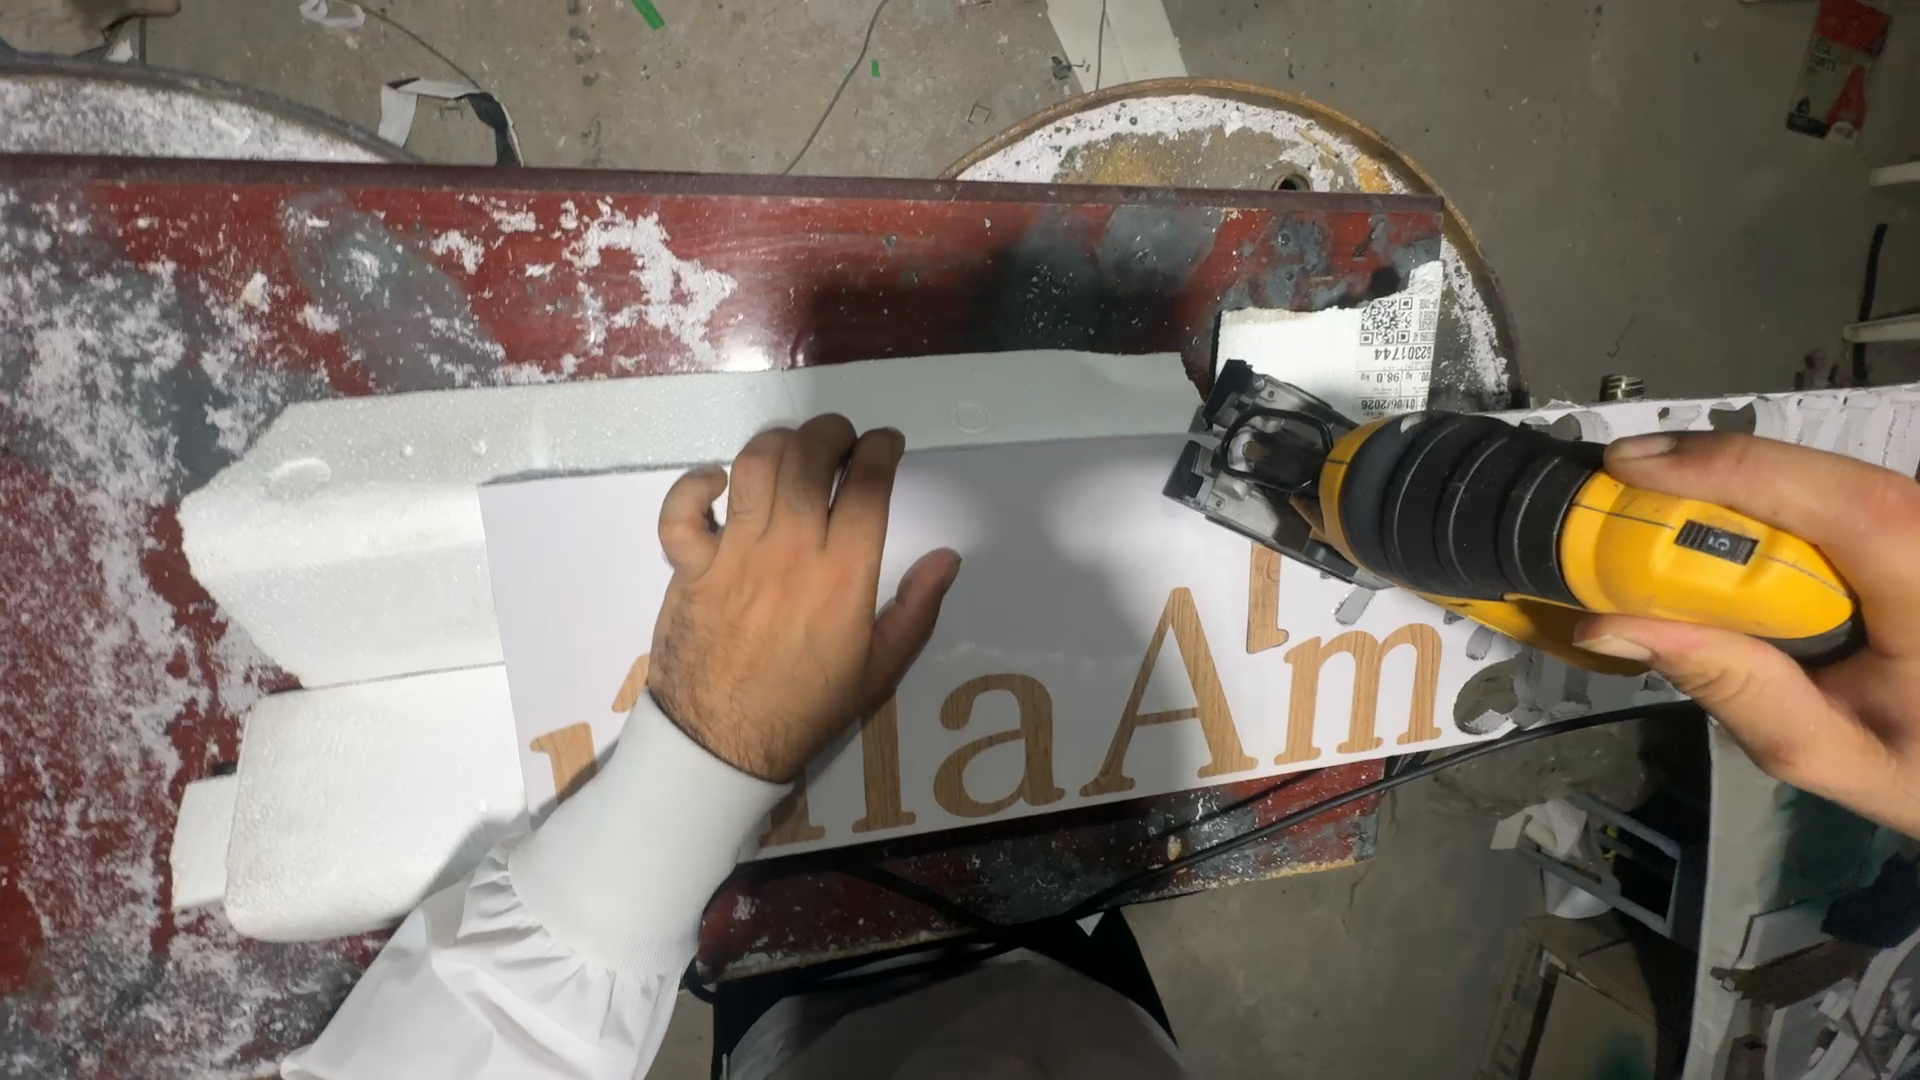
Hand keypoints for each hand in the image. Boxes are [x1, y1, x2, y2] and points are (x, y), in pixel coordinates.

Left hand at [646, 414, 960, 781]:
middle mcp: (791, 552)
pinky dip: (696, 483)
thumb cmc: (808, 705)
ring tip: (793, 452)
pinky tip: (719, 482)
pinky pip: (682, 508)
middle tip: (842, 439)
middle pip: (810, 458)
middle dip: (832, 432)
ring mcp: (735, 556)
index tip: (887, 444)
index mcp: (844, 576)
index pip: (868, 485)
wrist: (725, 744)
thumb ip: (917, 609)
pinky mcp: (690, 566)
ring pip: (754, 466)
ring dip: (778, 443)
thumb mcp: (880, 668)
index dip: (883, 450)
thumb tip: (947, 557)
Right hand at [1576, 433, 1919, 835]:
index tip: (1633, 465)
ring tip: (1656, 484)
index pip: (1862, 510)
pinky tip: (1717, 501)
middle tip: (1625, 469)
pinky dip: (1773, 489)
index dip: (1742, 471)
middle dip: (1725, 464)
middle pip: (1845, 480)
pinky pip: (1850, 493)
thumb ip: (1731, 688)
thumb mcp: (1823, 753)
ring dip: (1744, 473)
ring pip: (1845, 478)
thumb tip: (1607, 625)